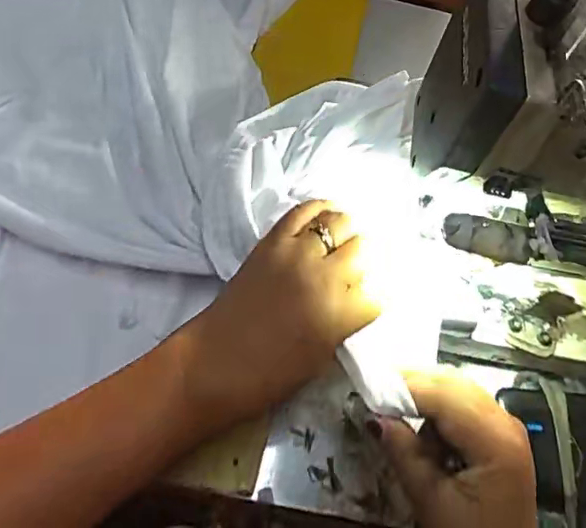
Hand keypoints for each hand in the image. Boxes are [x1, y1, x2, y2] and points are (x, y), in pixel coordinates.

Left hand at [170, 201, 379, 426]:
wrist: (210, 367)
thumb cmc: (266, 375)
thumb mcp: (322, 356)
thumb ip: (346, 322)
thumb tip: (357, 296)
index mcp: (340, 314)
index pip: (376, 293)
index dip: (367, 300)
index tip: (357, 305)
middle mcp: (325, 277)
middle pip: (362, 250)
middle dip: (358, 263)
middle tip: (345, 275)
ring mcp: (298, 254)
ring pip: (340, 223)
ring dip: (343, 235)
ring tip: (335, 245)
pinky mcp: (274, 241)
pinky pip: (306, 210)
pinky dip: (320, 210)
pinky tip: (325, 216)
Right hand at [375, 368, 535, 527]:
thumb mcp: (434, 504)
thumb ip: (407, 457)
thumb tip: (379, 419)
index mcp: (496, 437)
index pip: (448, 395)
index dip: (410, 386)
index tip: (375, 383)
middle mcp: (507, 422)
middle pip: (458, 386)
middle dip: (418, 385)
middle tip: (379, 389)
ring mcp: (507, 428)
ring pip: (462, 393)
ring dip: (429, 398)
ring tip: (396, 411)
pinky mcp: (501, 439)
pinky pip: (468, 411)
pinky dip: (442, 414)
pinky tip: (422, 431)